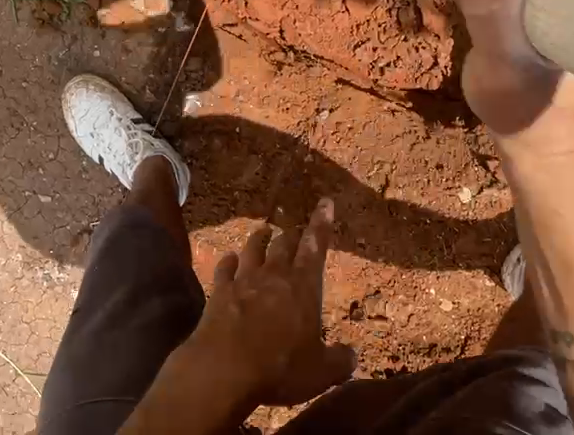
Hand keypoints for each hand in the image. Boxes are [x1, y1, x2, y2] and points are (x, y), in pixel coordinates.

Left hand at [177, 198, 354, 407]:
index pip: (316, 246)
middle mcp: (275, 274)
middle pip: (284, 244)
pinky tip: (229, 258)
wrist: (225, 368)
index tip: (325, 202)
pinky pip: (225, 267)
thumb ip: (339, 361)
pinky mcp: (220, 290)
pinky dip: (229, 261)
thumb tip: (353, 356)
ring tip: (263, 233)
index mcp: (303, 286)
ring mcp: (244, 279)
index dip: (322, 223)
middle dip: (291, 236)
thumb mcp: (320, 372)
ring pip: (253, 248)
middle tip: (294, 232)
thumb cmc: (281, 368)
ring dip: (260, 240)